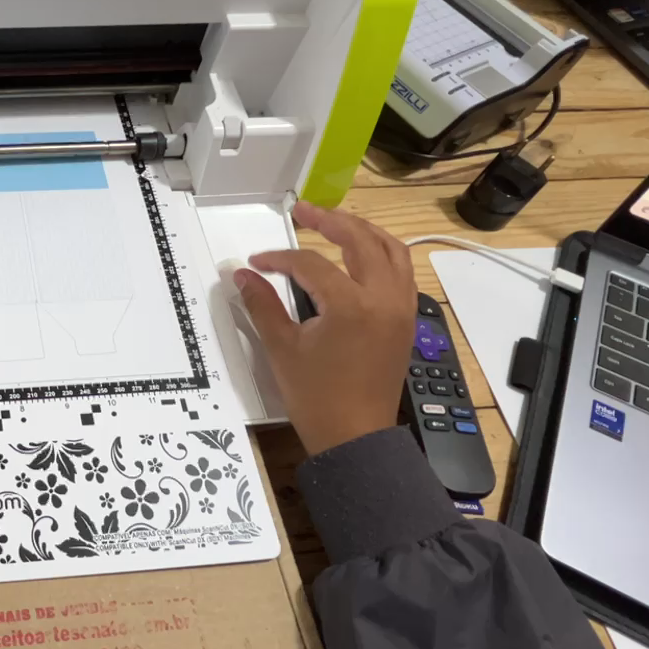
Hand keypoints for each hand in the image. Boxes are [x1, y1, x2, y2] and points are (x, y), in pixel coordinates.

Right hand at [230, 202, 417, 454]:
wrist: (354, 437)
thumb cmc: (316, 396)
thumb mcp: (281, 347)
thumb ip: (262, 304)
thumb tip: (242, 275)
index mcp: (351, 305)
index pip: (311, 264)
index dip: (279, 259)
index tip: (256, 263)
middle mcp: (384, 299)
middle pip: (362, 241)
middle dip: (331, 221)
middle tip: (304, 211)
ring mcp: (401, 309)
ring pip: (392, 251)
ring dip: (364, 232)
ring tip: (336, 224)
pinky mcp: (406, 321)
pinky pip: (401, 272)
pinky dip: (382, 255)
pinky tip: (361, 258)